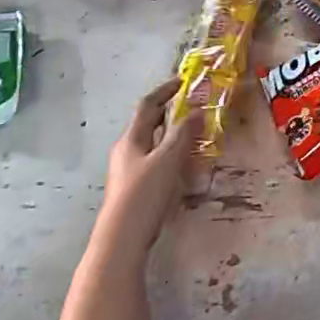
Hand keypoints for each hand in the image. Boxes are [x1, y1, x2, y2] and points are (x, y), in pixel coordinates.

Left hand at [96, 79, 202, 258]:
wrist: (121, 239)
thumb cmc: (143, 194)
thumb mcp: (167, 160)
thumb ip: (183, 134)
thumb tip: (197, 110)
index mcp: (132, 138)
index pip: (148, 105)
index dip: (165, 90)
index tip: (184, 81)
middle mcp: (127, 150)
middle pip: (149, 123)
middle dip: (170, 112)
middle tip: (194, 107)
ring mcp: (129, 170)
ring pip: (153, 143)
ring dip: (172, 134)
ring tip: (195, 134)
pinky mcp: (135, 187)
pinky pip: (155, 161)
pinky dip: (171, 154)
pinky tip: (184, 165)